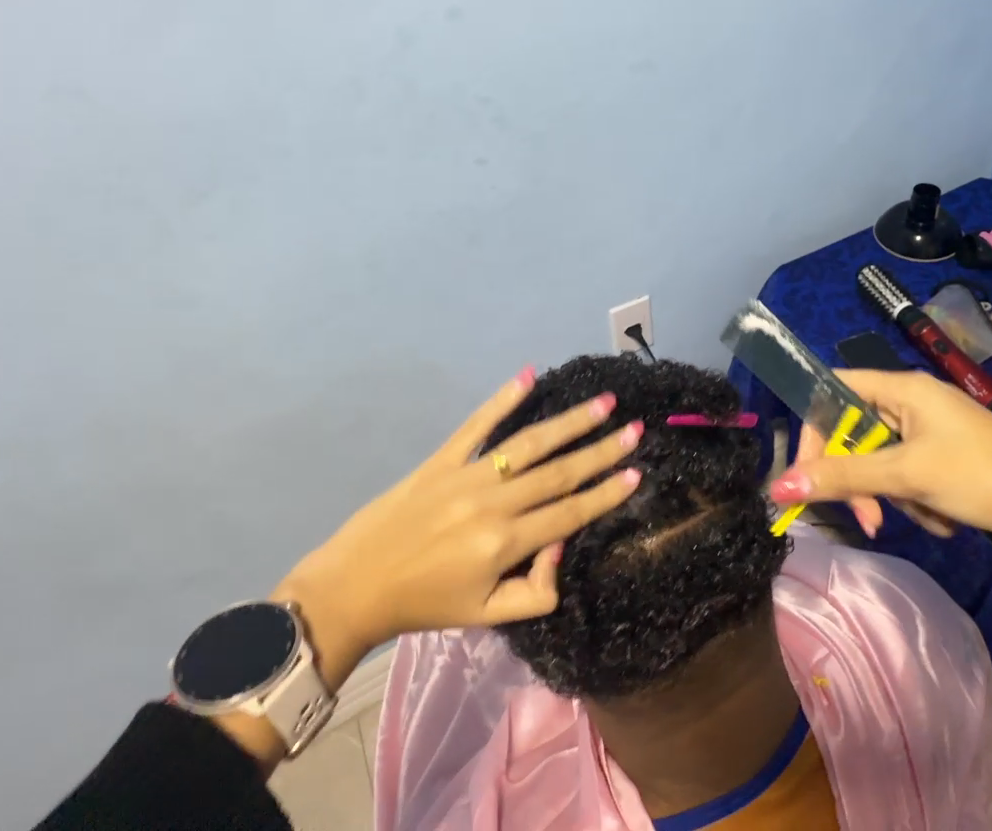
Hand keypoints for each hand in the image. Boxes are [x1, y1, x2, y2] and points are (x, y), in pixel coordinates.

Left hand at [275, 368, 642, 682]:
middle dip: (602, 450)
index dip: (606, 494)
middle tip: (636, 429)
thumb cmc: (427, 605)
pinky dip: (503, 399)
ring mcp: (466, 476)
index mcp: (506, 544)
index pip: (569, 513)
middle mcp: (493, 503)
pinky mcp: (441, 460)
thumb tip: (560, 546)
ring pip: (530, 443)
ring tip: (604, 403)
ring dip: (571, 421)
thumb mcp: (488, 617)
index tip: (636, 473)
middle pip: (559, 472)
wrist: (354, 587)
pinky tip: (528, 375)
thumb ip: (536, 590)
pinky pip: (477, 425)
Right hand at [771, 370, 991, 560]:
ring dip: (893, 497)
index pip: (833, 392)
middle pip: (854, 434)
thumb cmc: (982, 477)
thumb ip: (842, 477)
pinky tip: (943, 520)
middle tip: (867, 519)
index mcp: (902, 388)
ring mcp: (929, 433)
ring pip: (880, 463)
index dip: (814, 432)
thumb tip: (778, 485)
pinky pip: (907, 479)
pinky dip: (917, 503)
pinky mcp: (944, 460)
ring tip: (926, 517)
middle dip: (859, 480)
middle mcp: (911, 403)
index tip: (807, 478)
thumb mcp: (906, 476)